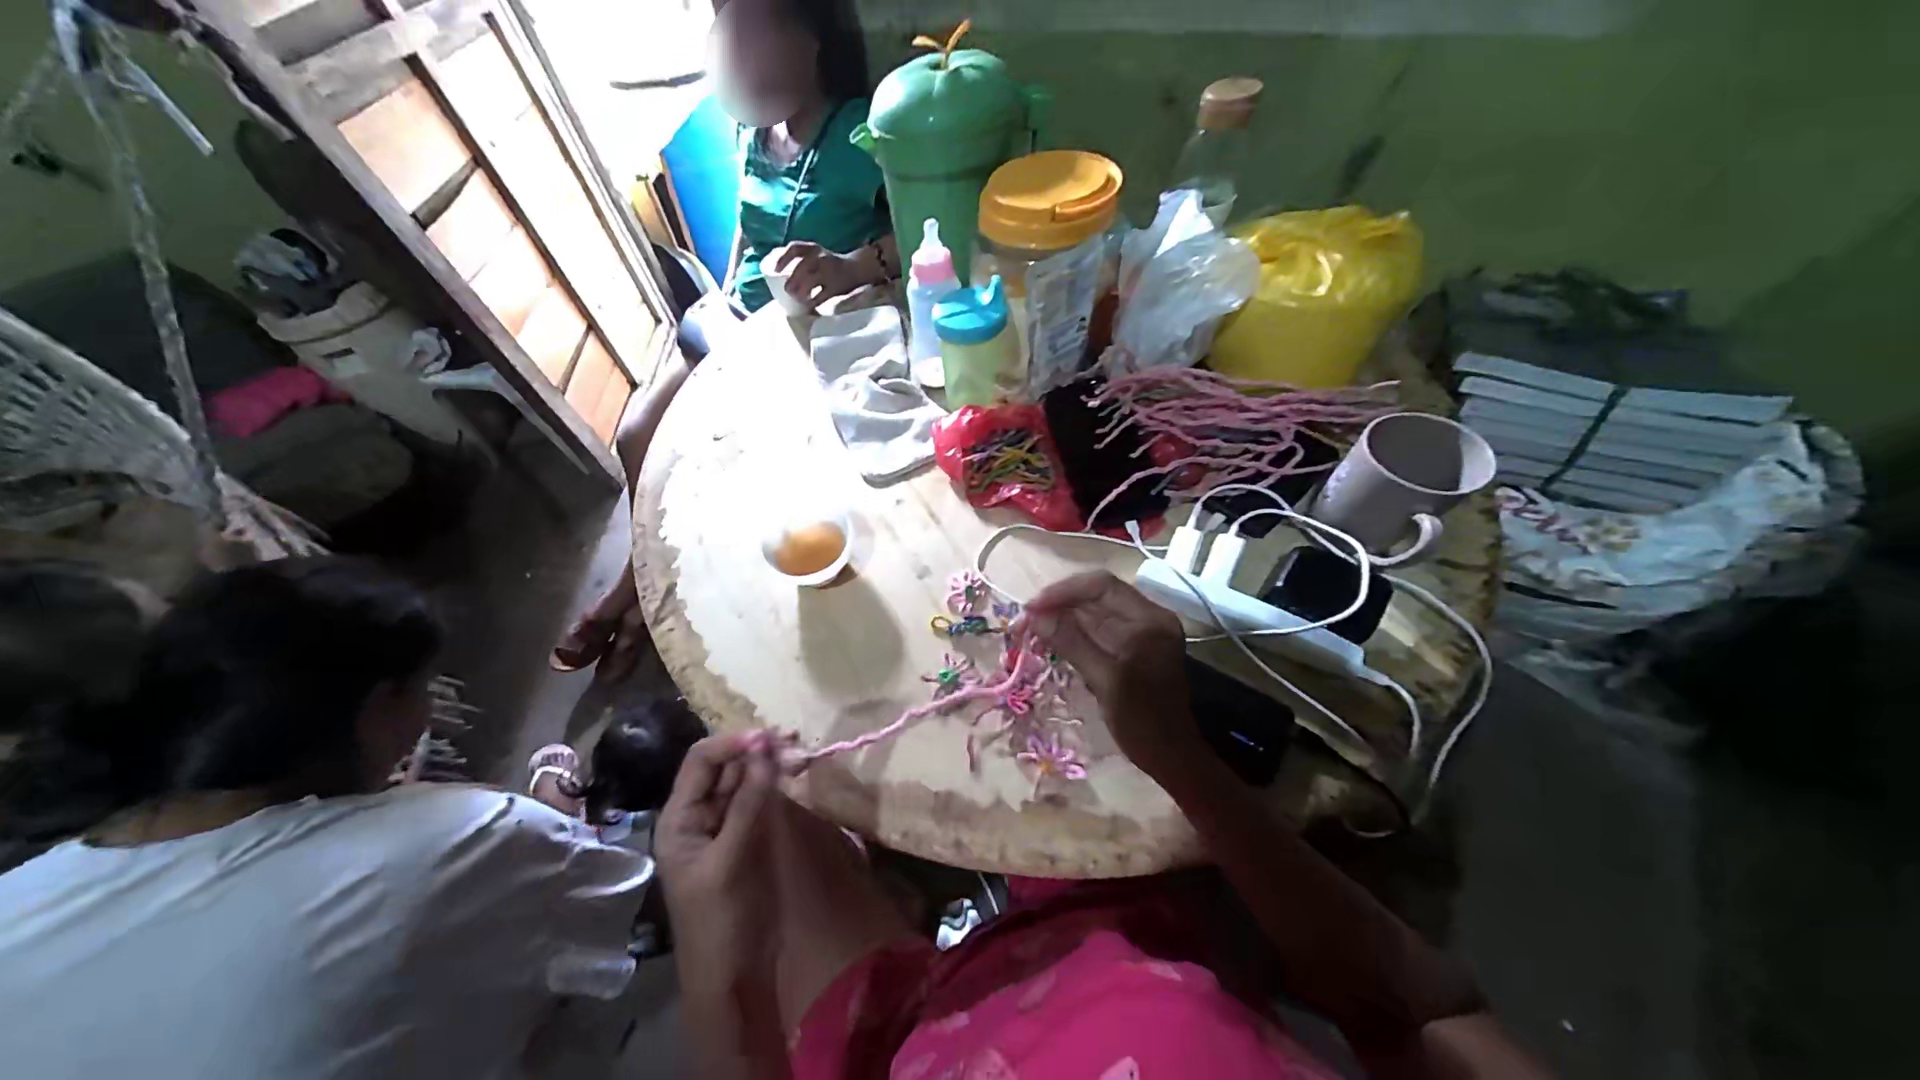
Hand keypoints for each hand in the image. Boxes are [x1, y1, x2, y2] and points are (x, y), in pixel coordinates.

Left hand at [657, 732, 778, 981]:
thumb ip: (749, 803)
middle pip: (726, 767)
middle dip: (756, 749)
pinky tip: (796, 773)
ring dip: (769, 763)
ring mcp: (727, 826)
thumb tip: (765, 749)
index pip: (701, 762)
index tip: (769, 737)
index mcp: (680, 818)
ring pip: (746, 781)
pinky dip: (777, 784)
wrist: (732, 976)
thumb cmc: (718, 920)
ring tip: (798, 751)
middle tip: (793, 740)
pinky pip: (761, 800)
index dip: (732, 743)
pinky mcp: (751, 838)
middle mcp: (701, 815)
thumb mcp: (730, 860)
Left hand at [771, 242, 874, 305]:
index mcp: (813, 248)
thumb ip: (800, 261)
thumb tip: (778, 275)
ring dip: (802, 290)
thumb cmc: (830, 264)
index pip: (795, 248)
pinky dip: (814, 302)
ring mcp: (830, 272)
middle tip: (787, 290)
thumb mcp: (816, 255)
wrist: (857, 268)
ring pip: (812, 280)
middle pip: (803, 266)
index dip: (783, 258)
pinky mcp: (837, 287)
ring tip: (797, 299)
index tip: (775, 269)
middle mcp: (821, 257)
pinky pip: (823, 295)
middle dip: (793, 279)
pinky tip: (808, 306)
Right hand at [1016, 572, 1201, 776]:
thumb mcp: (1105, 680)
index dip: (1063, 592)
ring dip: (1064, 617)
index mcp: (1149, 620)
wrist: (1172, 756)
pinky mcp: (1134, 647)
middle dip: (1060, 604)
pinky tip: (1054, 640)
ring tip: (1034, 629)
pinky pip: (1100, 629)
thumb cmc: (1142, 721)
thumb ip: (1072, 643)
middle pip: (1097, 596)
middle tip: (1026, 621)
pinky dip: (1076, 632)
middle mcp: (1149, 617)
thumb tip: (1036, 616)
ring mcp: (1143, 632)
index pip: (1101, 586)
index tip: (1032, 608)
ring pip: (1096, 612)